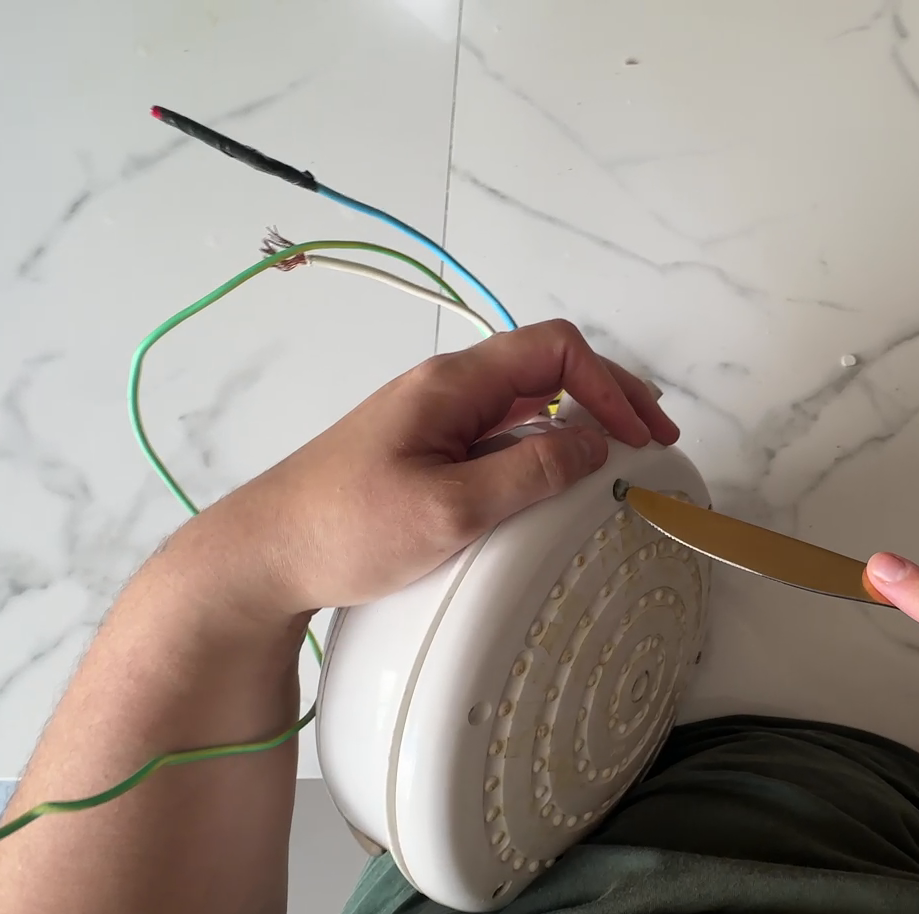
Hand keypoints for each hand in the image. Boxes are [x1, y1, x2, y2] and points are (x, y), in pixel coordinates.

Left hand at [173, 320, 678, 621]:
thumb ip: (530, 470)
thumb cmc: (347, 531)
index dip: (609, 385)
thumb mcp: (450, 508)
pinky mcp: (433, 449)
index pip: (555, 351)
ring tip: (627, 449)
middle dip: (611, 393)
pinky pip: (508, 430)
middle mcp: (451, 389)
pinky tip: (567, 471)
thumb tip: (595, 444)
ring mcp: (441, 418)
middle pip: (550, 365)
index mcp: (455, 385)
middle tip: (656, 434)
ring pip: (532, 398)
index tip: (640, 435)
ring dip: (586, 416)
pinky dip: (552, 442)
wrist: (262, 557)